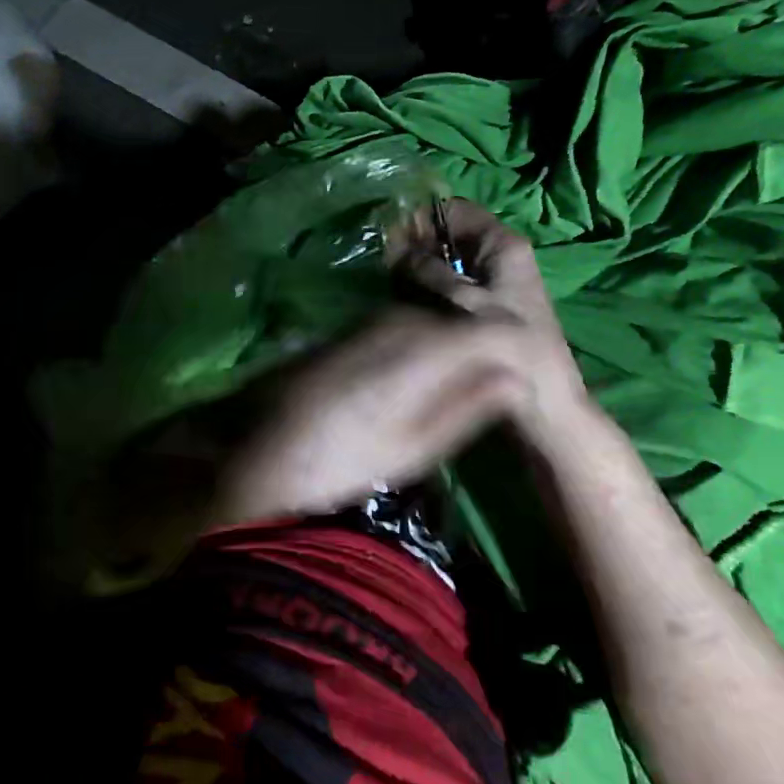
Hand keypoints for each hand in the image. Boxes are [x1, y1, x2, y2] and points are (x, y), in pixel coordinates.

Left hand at [215, 308, 528, 523]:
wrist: (258, 451)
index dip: (515, 350)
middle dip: (487, 348)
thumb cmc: (339, 462)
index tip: (526, 381)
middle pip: (463, 321)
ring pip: (435, 322)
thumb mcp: (412, 448)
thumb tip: (518, 380)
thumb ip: (467, 408)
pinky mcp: (353, 330)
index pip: (491, 329)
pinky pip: (406, 328)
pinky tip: (417, 382)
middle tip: (498, 389)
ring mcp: (372, 321)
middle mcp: (401, 321)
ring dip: (455, 348)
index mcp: (423, 349)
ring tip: (461, 390)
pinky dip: (423, 349)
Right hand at [391, 199, 587, 429]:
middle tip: (387, 266)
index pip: (455, 210)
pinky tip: (410, 306)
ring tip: (393, 286)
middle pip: (449, 236)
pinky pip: (450, 286)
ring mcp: (494, 284)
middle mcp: (501, 257)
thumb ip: (429, 272)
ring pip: (447, 262)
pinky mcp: (487, 308)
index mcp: (503, 246)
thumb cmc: (512, 349)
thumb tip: (396, 248)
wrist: (546, 404)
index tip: (391, 239)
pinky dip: (429, 290)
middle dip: (416, 246)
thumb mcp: (464, 305)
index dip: (421, 219)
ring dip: (420, 271)